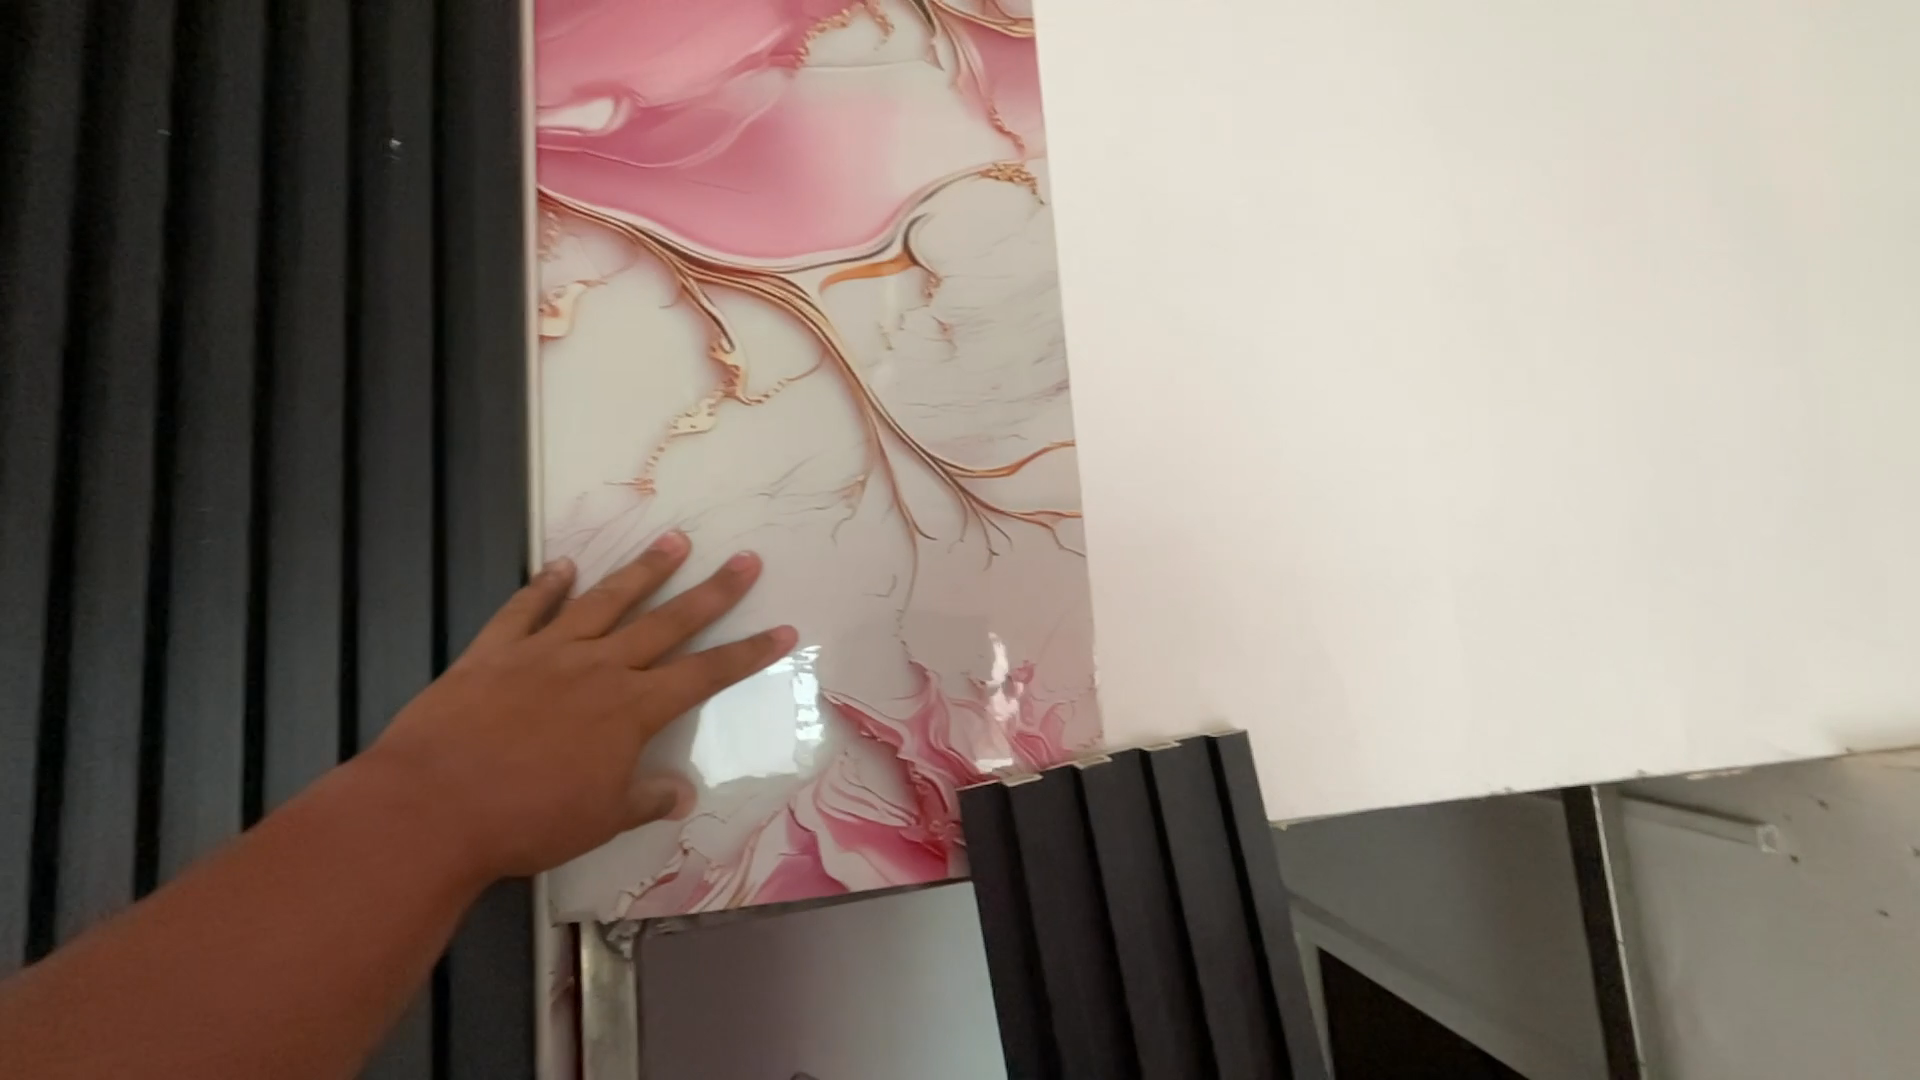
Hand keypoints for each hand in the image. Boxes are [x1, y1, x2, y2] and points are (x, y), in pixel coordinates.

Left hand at [360, 531, 794, 880]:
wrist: (428, 810)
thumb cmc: (526, 820)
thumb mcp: (601, 819)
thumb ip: (647, 798)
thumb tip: (684, 793)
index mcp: (633, 708)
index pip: (707, 673)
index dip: (750, 652)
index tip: (783, 630)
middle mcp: (600, 667)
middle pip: (669, 621)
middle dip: (714, 591)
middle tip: (745, 559)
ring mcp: (546, 652)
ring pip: (606, 600)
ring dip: (644, 570)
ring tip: (674, 540)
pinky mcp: (495, 652)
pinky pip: (526, 610)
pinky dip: (546, 586)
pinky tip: (562, 564)